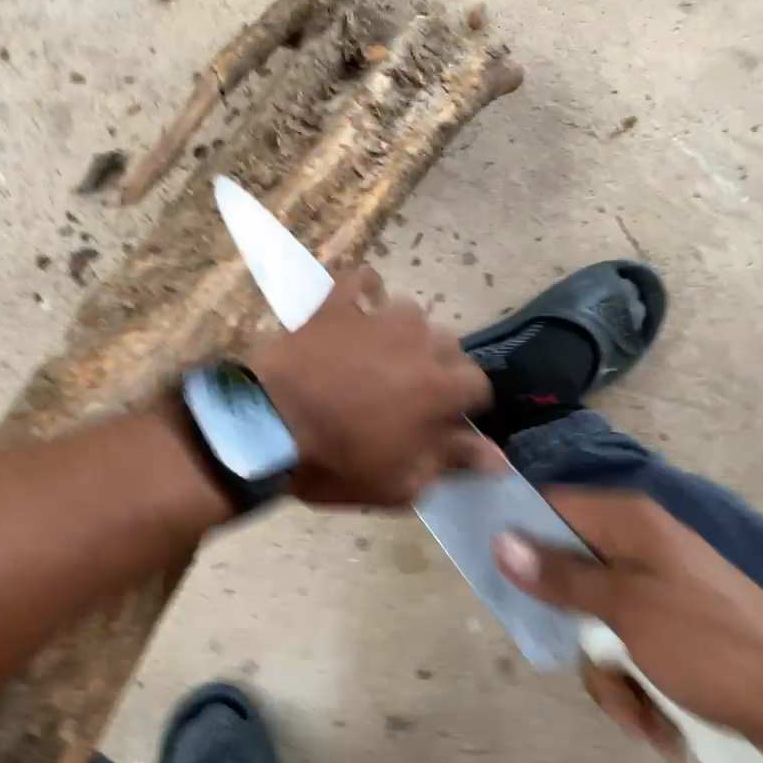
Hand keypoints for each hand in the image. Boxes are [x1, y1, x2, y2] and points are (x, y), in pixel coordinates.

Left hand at [246, 264, 497, 507]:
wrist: (267, 427)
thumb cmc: (335, 462)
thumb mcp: (399, 483)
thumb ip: (450, 462)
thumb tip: (495, 455)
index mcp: (439, 388)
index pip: (478, 384)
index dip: (463, 404)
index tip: (442, 420)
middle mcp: (416, 343)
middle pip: (448, 346)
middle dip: (438, 368)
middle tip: (409, 393)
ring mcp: (373, 318)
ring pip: (410, 314)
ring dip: (405, 334)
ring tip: (382, 356)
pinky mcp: (334, 305)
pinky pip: (361, 279)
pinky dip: (367, 289)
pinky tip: (362, 306)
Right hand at [493, 490, 762, 762]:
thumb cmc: (715, 648)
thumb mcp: (627, 609)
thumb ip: (560, 576)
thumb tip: (499, 540)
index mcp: (630, 522)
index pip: (550, 505)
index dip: (517, 532)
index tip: (494, 570)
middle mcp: (641, 549)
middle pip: (567, 574)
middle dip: (573, 632)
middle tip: (584, 660)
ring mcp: (661, 594)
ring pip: (595, 624)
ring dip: (610, 676)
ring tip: (641, 712)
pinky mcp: (679, 636)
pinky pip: (630, 652)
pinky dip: (639, 690)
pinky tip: (660, 720)